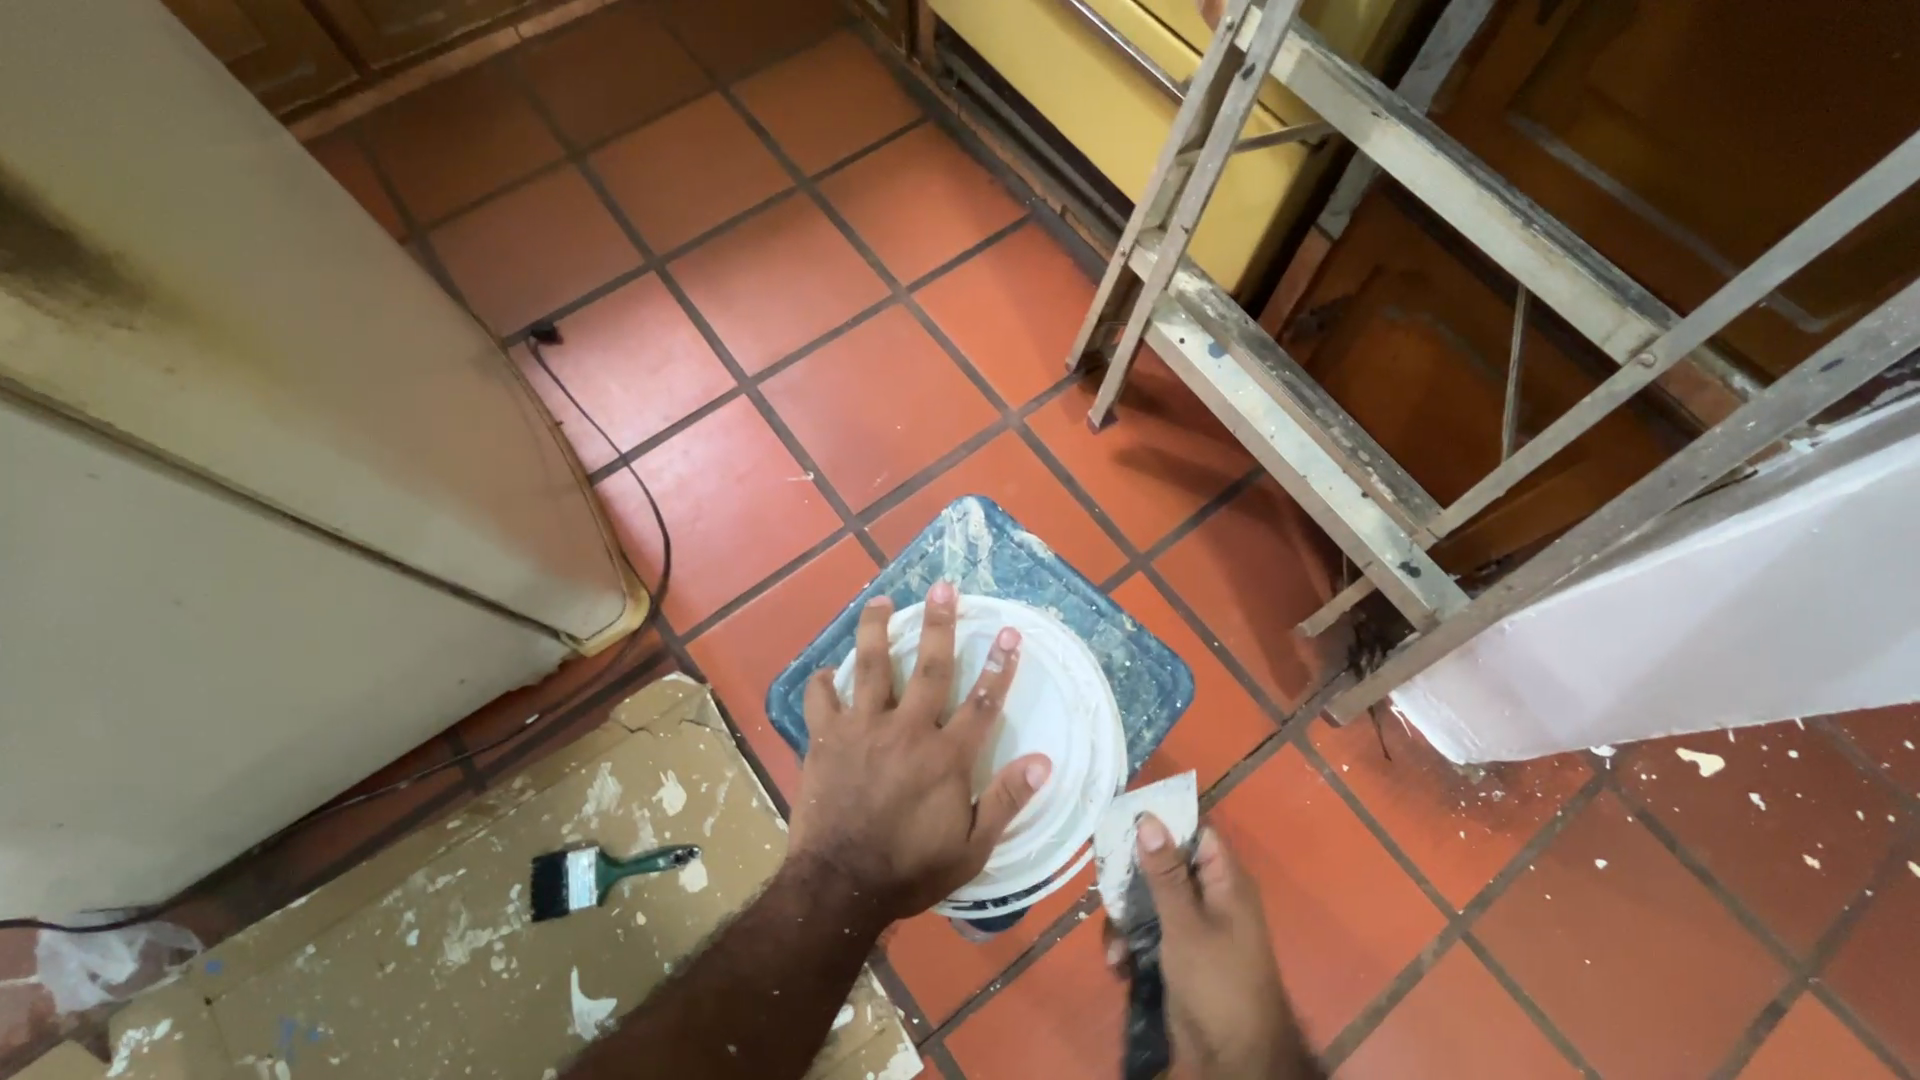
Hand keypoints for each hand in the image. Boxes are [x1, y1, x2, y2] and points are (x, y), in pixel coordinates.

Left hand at [788, 582, 1052, 923]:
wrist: (841, 886)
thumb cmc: (911, 870)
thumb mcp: (972, 848)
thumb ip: (1007, 801)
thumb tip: (1044, 762)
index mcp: (946, 756)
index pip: (982, 702)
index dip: (1000, 666)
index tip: (1010, 632)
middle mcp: (907, 730)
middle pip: (929, 666)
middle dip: (940, 624)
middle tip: (944, 586)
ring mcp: (862, 729)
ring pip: (870, 666)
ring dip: (876, 629)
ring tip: (881, 601)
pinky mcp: (825, 739)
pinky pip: (820, 699)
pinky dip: (822, 681)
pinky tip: (827, 670)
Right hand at [1110, 815, 1315, 1079]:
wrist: (1233, 1058)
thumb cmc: (1217, 982)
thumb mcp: (1186, 924)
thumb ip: (1165, 873)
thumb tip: (1148, 818)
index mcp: (1224, 880)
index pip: (1193, 830)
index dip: (1159, 821)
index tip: (1119, 820)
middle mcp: (1209, 895)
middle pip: (1162, 864)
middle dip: (1131, 880)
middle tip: (1106, 890)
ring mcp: (1192, 925)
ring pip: (1147, 899)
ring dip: (1124, 921)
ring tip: (1115, 948)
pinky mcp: (1177, 952)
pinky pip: (1145, 931)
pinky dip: (1130, 945)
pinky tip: (1119, 966)